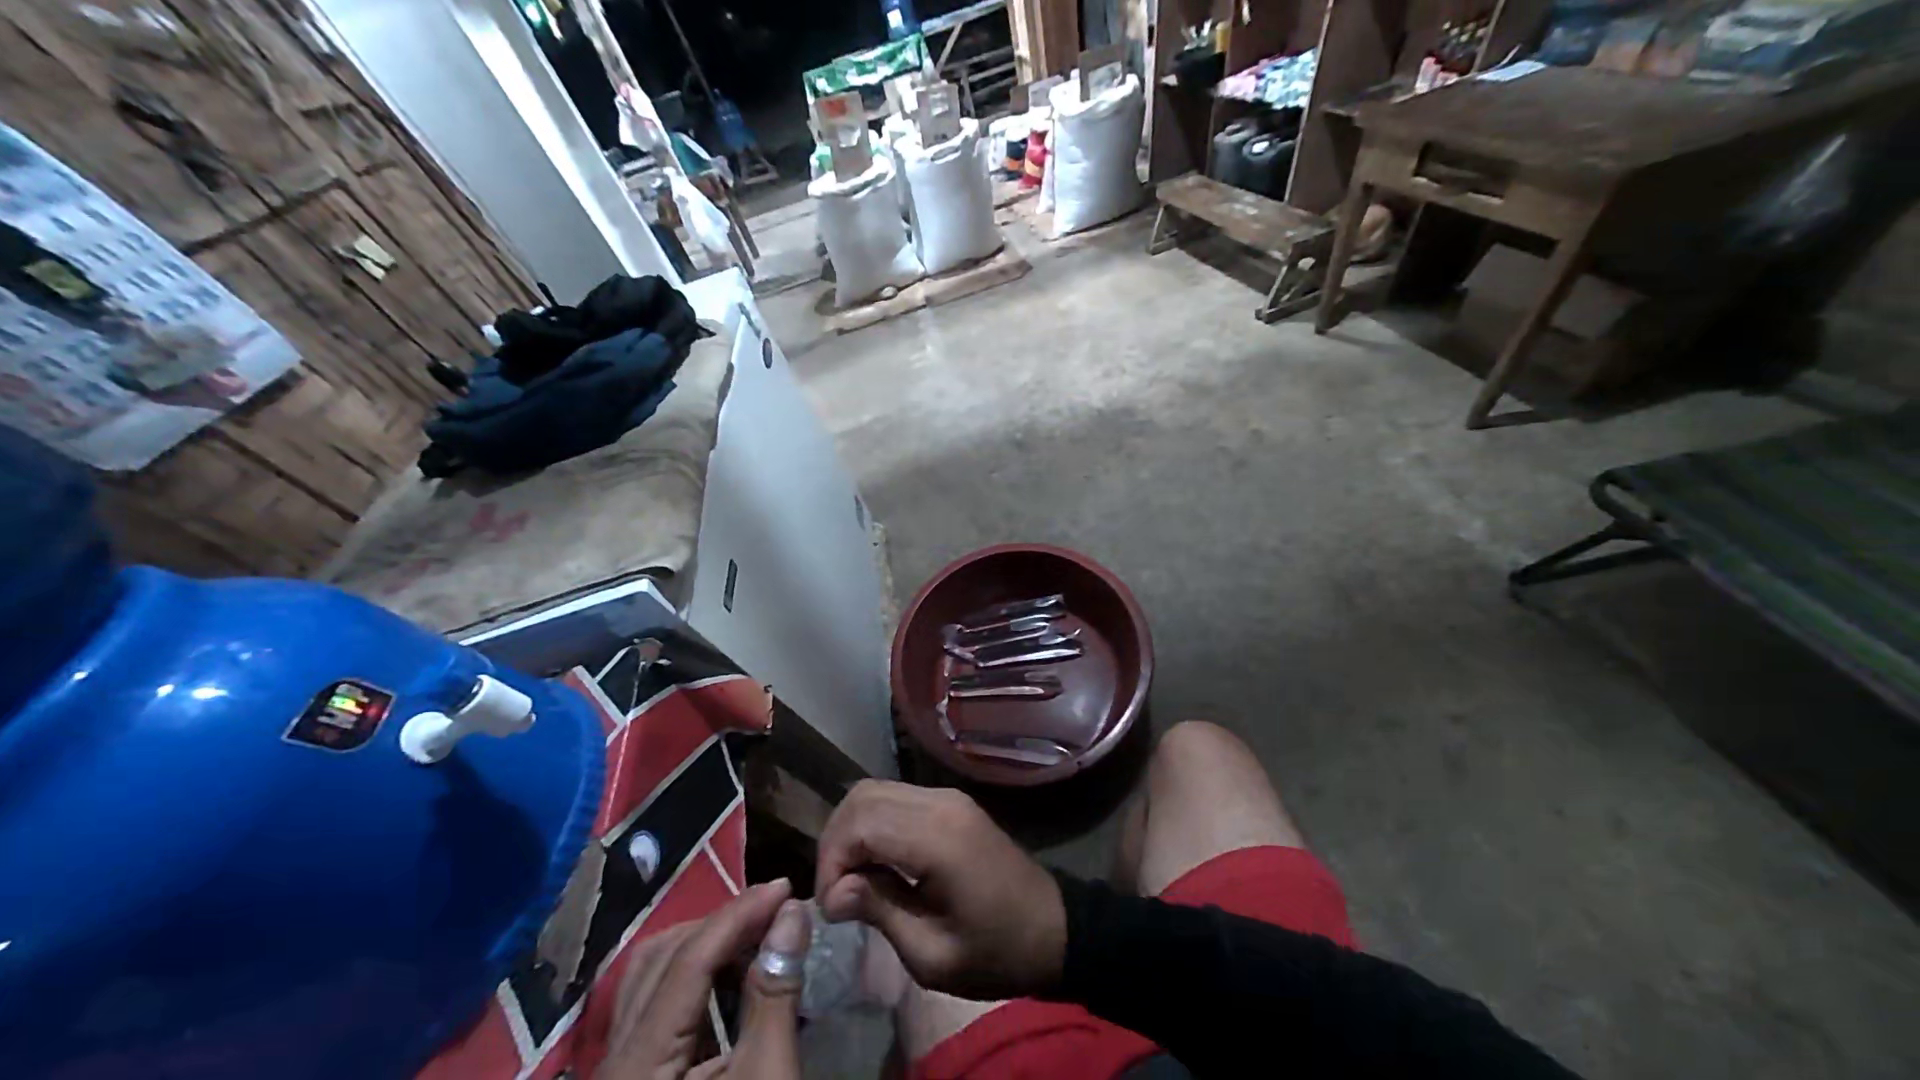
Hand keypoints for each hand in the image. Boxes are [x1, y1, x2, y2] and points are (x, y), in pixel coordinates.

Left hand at [597, 879, 809, 1079]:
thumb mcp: (768, 1078)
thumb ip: (775, 996)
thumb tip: (791, 915)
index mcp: (637, 1066)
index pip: (687, 963)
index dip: (738, 916)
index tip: (784, 886)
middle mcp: (614, 1060)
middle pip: (661, 959)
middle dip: (721, 925)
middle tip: (775, 910)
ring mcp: (620, 1069)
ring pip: (652, 975)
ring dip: (707, 944)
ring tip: (758, 935)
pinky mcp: (635, 1077)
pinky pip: (656, 1002)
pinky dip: (698, 975)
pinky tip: (735, 975)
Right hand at [815, 781, 1065, 999]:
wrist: (1053, 930)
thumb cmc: (996, 953)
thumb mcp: (932, 954)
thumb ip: (879, 911)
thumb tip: (833, 893)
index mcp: (939, 838)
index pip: (861, 824)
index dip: (832, 862)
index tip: (831, 908)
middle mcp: (941, 804)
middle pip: (862, 797)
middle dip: (836, 842)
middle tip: (835, 893)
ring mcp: (948, 798)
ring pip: (875, 790)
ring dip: (851, 830)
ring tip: (850, 879)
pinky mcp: (951, 803)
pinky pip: (896, 797)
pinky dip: (873, 823)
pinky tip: (874, 862)